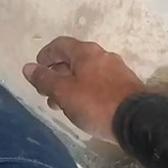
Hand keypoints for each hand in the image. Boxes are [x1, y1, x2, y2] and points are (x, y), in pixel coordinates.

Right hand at [23, 37, 148, 142]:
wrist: (139, 122)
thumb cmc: (96, 103)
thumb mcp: (63, 93)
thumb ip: (44, 79)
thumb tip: (27, 67)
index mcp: (85, 51)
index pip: (59, 45)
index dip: (45, 56)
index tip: (37, 70)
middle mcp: (102, 55)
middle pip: (73, 59)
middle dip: (57, 75)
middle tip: (48, 93)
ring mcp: (117, 70)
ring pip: (87, 73)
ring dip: (72, 85)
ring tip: (63, 105)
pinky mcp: (127, 86)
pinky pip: (100, 83)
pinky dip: (87, 91)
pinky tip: (85, 108)